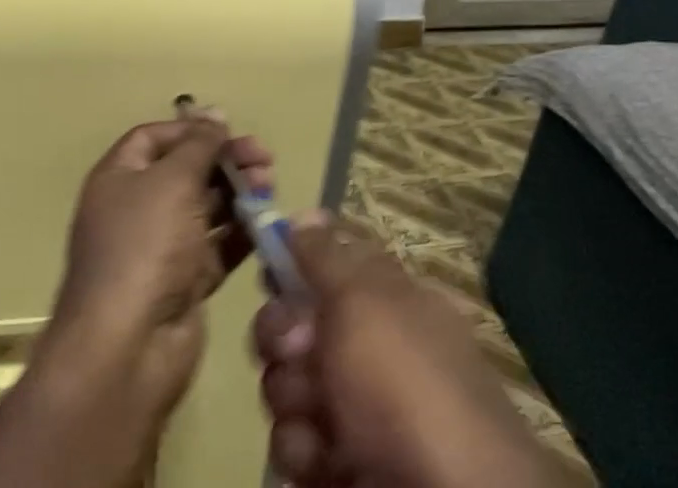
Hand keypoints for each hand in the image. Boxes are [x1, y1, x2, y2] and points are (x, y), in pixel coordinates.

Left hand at [50, 117, 274, 415]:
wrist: (130, 343)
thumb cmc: (145, 245)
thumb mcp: (172, 180)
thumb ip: (198, 146)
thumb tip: (212, 113)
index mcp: (118, 178)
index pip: (154, 138)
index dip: (191, 130)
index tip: (230, 130)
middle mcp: (137, 209)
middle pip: (185, 172)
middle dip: (225, 162)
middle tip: (264, 160)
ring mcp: (161, 248)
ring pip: (206, 209)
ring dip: (239, 195)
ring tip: (269, 189)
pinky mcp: (185, 282)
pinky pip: (217, 248)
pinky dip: (241, 234)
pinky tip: (268, 225)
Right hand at [253, 220, 581, 487]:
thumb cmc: (405, 383)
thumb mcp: (366, 299)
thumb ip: (327, 256)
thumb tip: (304, 213)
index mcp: (387, 304)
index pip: (327, 270)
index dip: (293, 270)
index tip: (272, 274)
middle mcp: (368, 352)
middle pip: (292, 327)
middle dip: (283, 340)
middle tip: (302, 351)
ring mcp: (353, 411)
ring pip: (285, 387)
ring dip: (293, 403)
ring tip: (322, 424)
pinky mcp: (337, 463)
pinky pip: (294, 444)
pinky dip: (305, 454)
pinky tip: (327, 463)